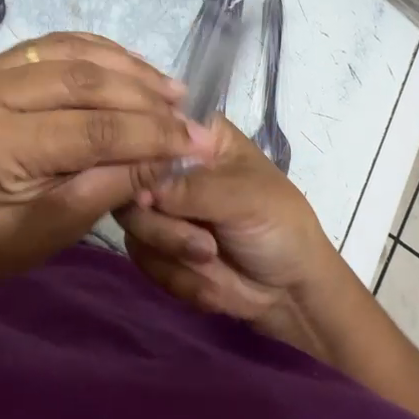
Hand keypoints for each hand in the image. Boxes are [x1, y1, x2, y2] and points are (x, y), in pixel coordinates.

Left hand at [0, 33, 215, 299]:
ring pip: (68, 52)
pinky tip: (128, 68)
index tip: (197, 141)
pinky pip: (48, 46)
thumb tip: (173, 155)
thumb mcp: (48, 233)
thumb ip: (108, 187)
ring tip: (169, 88)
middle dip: (142, 96)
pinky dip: (94, 53)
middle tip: (189, 112)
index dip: (149, 133)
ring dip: (124, 67)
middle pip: (80, 80)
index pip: (88, 129)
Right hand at [116, 116, 345, 342]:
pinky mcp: (154, 245)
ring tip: (211, 256)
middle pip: (128, 177)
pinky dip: (176, 273)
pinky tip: (207, 275)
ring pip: (131, 221)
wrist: (291, 294)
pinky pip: (141, 255)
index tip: (151, 184)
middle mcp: (167, 165)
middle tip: (201, 242)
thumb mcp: (246, 199)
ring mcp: (158, 206)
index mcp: (193, 135)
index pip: (148, 124)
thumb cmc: (280, 227)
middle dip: (159, 219)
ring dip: (171, 248)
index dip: (140, 149)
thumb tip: (141, 190)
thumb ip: (194, 188)